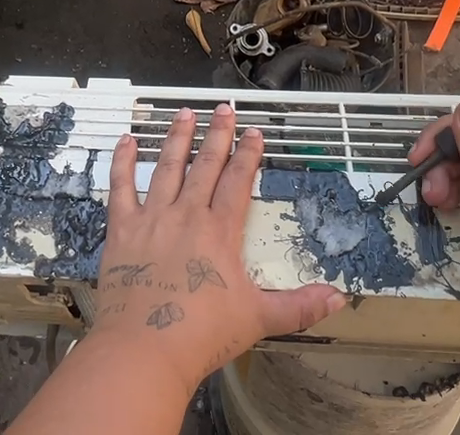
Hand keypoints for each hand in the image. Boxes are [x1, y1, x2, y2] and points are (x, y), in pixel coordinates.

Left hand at [88, 104, 345, 388]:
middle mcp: (186, 215)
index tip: (254, 132)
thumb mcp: (258, 319)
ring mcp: (152, 218)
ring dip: (176, 138)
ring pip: (166, 167)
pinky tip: (126, 141)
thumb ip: (299, 306)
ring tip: (183, 113)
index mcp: (219, 231)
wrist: (145, 349)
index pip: (237, 182)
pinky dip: (122, 162)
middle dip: (216, 134)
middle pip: (204, 165)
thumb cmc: (202, 335)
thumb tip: (338, 299)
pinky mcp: (122, 230)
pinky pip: (121, 187)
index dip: (247, 154)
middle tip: (222, 109)